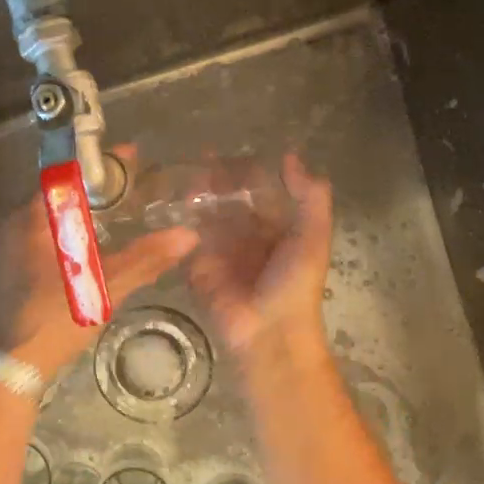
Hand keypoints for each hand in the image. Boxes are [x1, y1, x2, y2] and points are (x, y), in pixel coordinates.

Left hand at [0, 149, 198, 376]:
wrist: (11, 365)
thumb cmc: (54, 320)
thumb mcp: (104, 288)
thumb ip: (145, 259)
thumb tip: (188, 236)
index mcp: (33, 220)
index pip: (70, 174)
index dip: (104, 165)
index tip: (135, 158)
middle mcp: (15, 226)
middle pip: (61, 194)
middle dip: (98, 189)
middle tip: (135, 186)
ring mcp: (10, 250)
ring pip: (52, 219)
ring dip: (85, 213)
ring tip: (121, 212)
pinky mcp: (12, 271)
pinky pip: (45, 239)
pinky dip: (71, 235)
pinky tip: (94, 247)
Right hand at [186, 154, 333, 362]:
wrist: (268, 332)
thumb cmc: (294, 283)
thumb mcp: (313, 235)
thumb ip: (309, 196)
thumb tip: (290, 157)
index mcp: (277, 229)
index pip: (259, 192)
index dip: (245, 171)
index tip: (230, 151)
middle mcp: (248, 238)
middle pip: (229, 202)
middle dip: (215, 181)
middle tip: (199, 158)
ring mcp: (221, 254)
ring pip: (206, 218)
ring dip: (196, 198)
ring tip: (185, 178)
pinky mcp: (198, 270)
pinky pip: (187, 243)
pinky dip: (179, 224)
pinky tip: (170, 204)